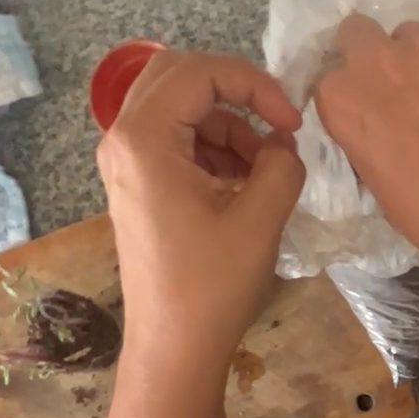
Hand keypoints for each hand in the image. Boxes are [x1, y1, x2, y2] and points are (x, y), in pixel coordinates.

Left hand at [97, 51, 305, 373]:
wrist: (176, 345)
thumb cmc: (214, 286)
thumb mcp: (260, 221)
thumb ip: (281, 167)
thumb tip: (284, 146)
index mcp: (145, 139)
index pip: (198, 72)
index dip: (254, 85)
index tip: (294, 124)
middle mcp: (124, 140)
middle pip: (181, 81)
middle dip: (239, 98)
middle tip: (281, 132)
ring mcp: (128, 165)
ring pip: (182, 114)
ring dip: (231, 132)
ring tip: (266, 176)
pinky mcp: (140, 189)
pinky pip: (179, 147)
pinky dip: (216, 155)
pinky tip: (244, 192)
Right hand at [318, 0, 418, 273]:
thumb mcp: (378, 189)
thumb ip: (366, 145)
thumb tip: (377, 136)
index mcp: (340, 101)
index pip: (332, 83)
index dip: (354, 103)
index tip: (373, 124)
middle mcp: (374, 61)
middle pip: (359, 36)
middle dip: (376, 64)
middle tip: (403, 101)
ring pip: (411, 30)